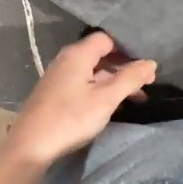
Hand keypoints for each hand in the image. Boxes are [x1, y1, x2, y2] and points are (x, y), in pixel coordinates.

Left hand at [2, 32, 156, 168]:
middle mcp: (67, 59)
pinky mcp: (56, 92)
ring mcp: (60, 76)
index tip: (147, 62)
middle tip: (148, 81)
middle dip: (124, 65)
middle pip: (100, 53)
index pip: (107, 38)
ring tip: (138, 96)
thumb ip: (129, 79)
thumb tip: (151, 63)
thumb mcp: (105, 99)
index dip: (128, 47)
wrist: (31, 145)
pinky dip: (101, 88)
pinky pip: (84, 82)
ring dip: (114, 80)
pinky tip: (114, 104)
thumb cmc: (70, 118)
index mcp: (78, 54)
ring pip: (93, 70)